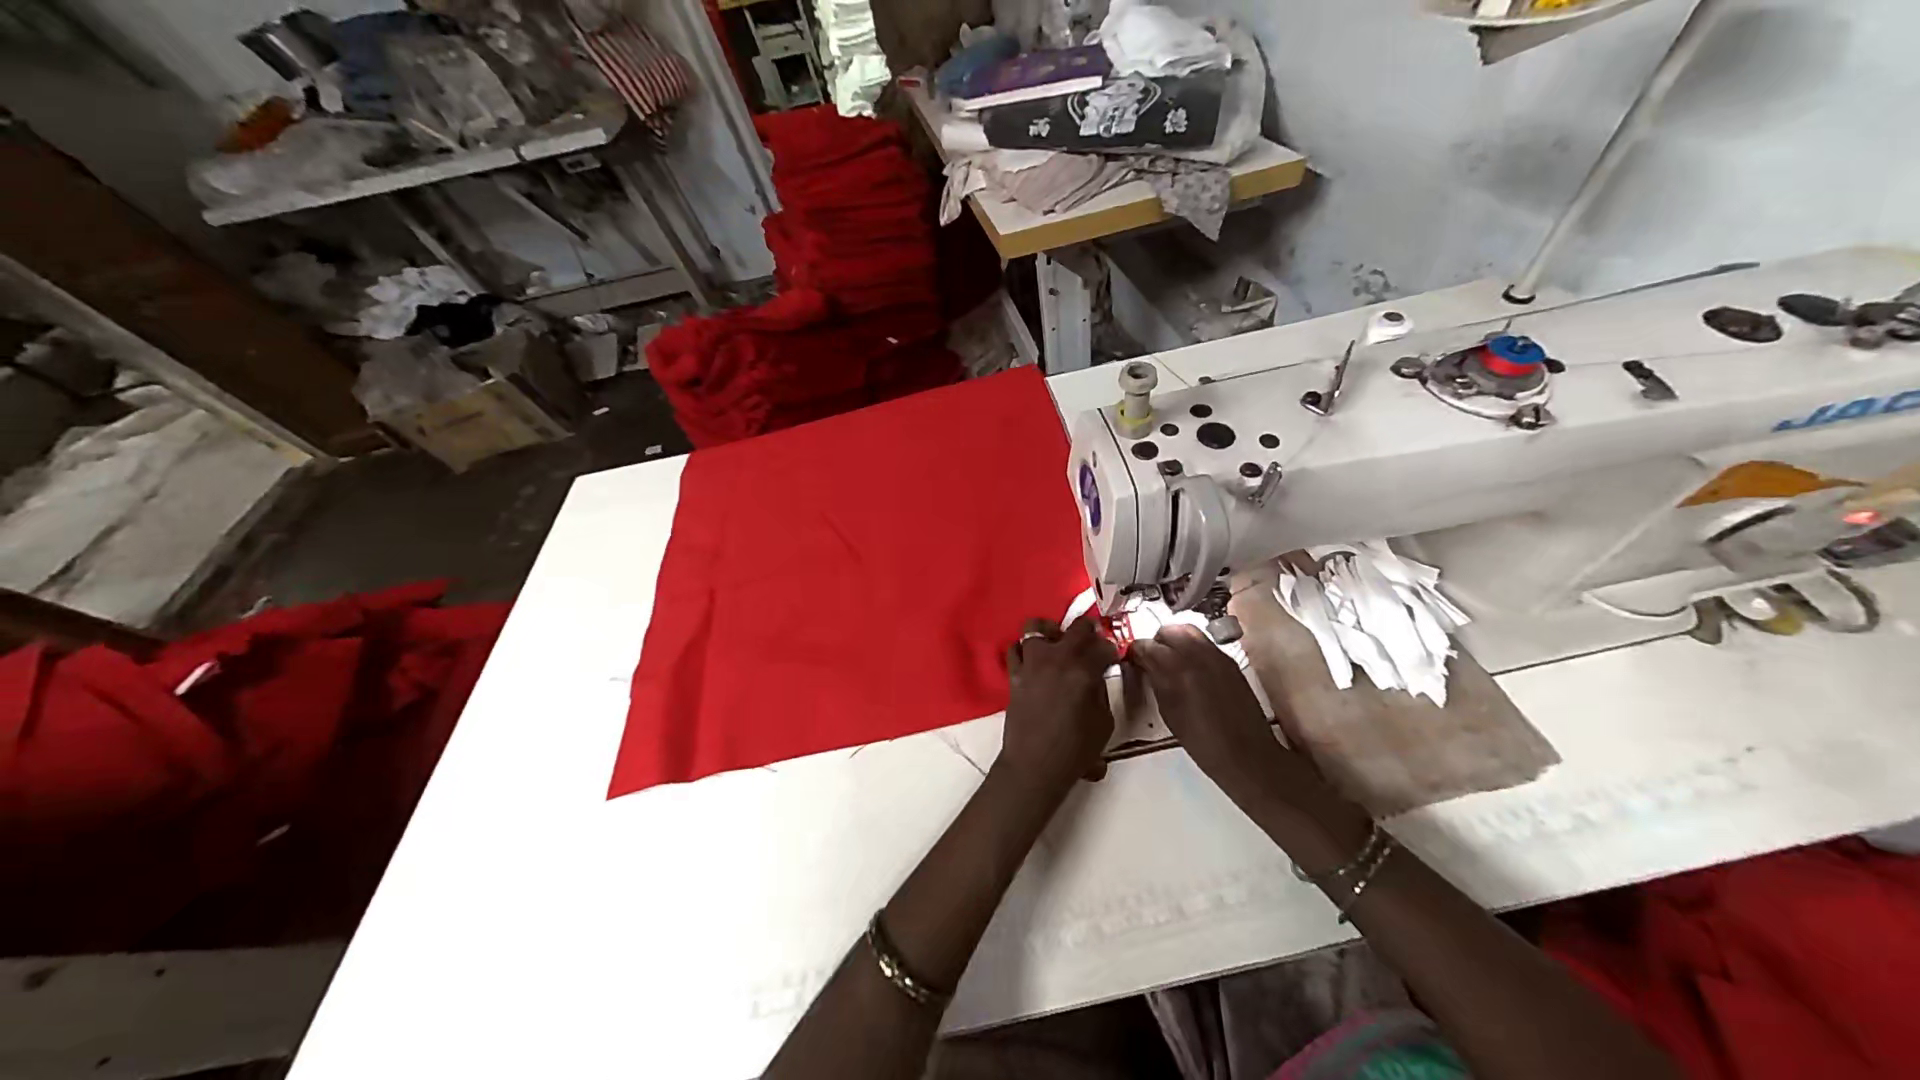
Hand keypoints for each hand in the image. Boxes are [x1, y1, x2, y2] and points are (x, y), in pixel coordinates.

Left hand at [998, 617, 1118, 791]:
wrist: (1035, 764)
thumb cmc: (1075, 749)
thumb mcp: (1104, 721)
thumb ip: (1100, 691)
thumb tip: (1095, 676)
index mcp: (1084, 671)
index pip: (1103, 646)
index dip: (1110, 650)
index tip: (1110, 657)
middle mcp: (1057, 659)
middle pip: (1076, 628)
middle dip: (1088, 630)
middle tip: (1091, 640)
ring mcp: (1032, 663)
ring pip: (1036, 627)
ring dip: (1050, 631)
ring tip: (1057, 642)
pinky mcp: (1014, 673)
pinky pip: (1015, 648)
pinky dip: (1025, 649)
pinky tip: (1034, 659)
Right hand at [1129, 624, 1287, 796]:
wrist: (1247, 753)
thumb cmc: (1201, 741)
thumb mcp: (1169, 712)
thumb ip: (1156, 681)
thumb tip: (1146, 665)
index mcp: (1176, 667)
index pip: (1147, 645)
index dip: (1136, 651)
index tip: (1133, 659)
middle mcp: (1197, 654)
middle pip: (1169, 630)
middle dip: (1157, 641)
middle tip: (1152, 659)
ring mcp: (1217, 655)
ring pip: (1189, 631)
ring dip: (1176, 641)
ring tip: (1171, 662)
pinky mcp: (1230, 662)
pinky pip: (1205, 644)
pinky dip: (1193, 649)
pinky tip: (1192, 670)